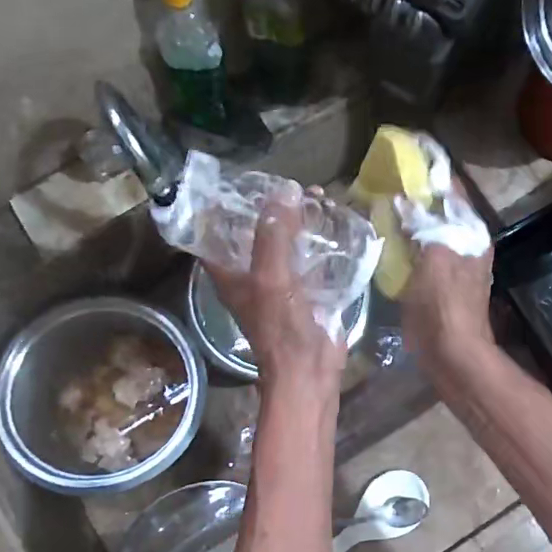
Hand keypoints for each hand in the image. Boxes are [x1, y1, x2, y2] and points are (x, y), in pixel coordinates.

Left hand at [205, 191, 347, 393]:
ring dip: (300, 221)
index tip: (240, 181)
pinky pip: (310, 258)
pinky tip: (335, 223)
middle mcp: (251, 274)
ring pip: (286, 242)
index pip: (216, 232)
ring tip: (319, 196)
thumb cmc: (280, 328)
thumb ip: (275, 235)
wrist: (309, 370)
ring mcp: (280, 282)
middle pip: (257, 232)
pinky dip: (320, 241)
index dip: (222, 206)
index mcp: (230, 273)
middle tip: (294, 185)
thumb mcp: (271, 277)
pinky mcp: (306, 290)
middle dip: (274, 208)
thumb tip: (286, 191)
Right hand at [397, 184, 495, 373]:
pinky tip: (384, 236)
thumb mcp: (433, 259)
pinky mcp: (437, 280)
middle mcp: (466, 241)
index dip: (431, 170)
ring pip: (429, 228)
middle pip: (439, 207)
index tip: (404, 154)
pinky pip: (419, 249)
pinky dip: (404, 239)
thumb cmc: (444, 306)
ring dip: (407, 215)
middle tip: (384, 178)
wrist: (451, 353)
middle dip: (414, 192)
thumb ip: (422, 225)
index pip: (452, 188)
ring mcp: (452, 261)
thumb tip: (404, 198)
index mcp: (471, 231)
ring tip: (379, 200)